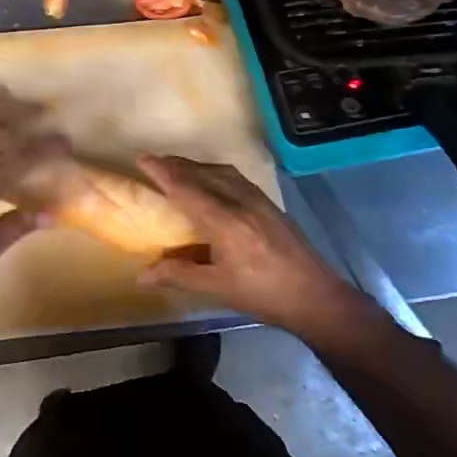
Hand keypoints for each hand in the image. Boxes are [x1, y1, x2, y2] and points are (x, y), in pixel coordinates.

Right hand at [137, 155, 365, 333]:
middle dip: (177, 165)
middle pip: (204, 174)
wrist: (315, 296)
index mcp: (225, 222)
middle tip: (154, 162)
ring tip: (178, 169)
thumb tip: (141, 276)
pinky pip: (236, 178)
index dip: (163, 173)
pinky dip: (215, 173)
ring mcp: (259, 201)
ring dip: (197, 166)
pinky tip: (212, 181)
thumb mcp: (217, 288)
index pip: (187, 189)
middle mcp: (241, 203)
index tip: (143, 160)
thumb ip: (178, 275)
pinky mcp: (270, 204)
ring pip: (222, 173)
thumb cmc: (263, 294)